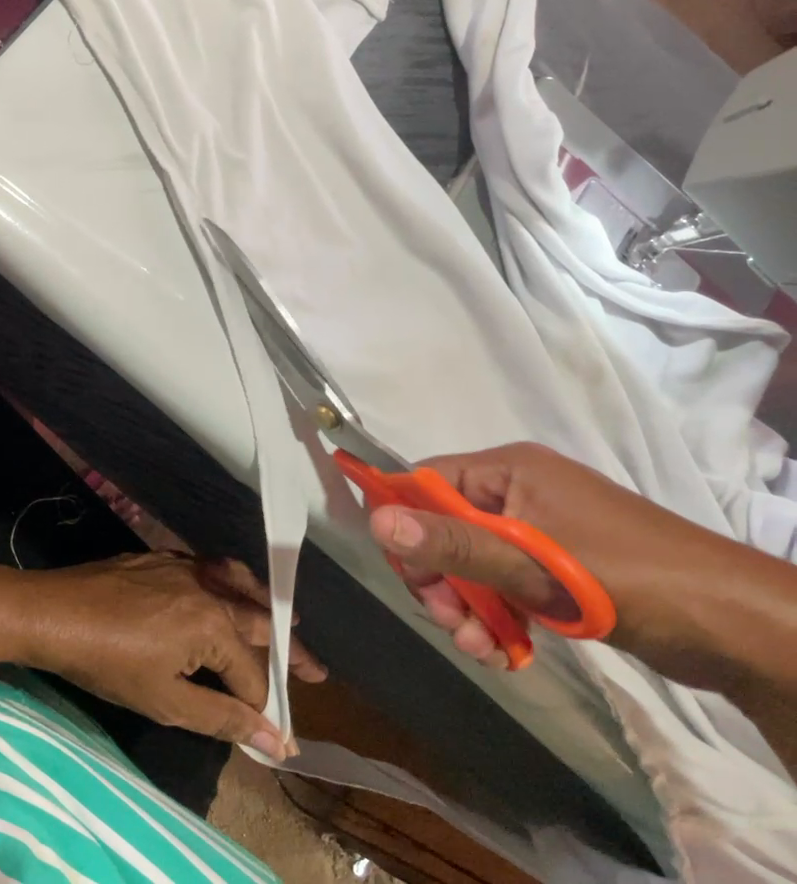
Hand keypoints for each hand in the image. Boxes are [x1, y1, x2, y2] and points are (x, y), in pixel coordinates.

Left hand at [25, 552, 325, 759]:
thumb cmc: (105, 662)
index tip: (273, 735)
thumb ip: (222, 718)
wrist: (47, 613)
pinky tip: (219, 592)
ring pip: (233, 582)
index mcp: (213, 624)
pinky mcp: (150, 558)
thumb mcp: (164, 701)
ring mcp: (176, 567)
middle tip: (315, 672)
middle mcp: (204, 588)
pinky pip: (201, 566)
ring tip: (283, 619)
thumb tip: (276, 741)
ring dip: (261, 604)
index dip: (261, 708)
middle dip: (289, 649)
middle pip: (257, 621)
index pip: (252, 675)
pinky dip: (223, 580)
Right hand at [365, 442, 753, 682]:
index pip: (423, 483)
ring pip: (469, 562)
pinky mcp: (558, 567)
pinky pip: (501, 582)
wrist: (745, 632)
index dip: (404, 526)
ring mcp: (540, 530)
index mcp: (509, 471)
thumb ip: (453, 543)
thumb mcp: (532, 564)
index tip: (411, 577)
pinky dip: (494, 616)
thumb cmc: (634, 580)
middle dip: (438, 580)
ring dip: (465, 607)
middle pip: (441, 528)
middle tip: (450, 622)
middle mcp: (518, 491)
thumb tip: (374, 520)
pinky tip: (502, 650)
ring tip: (480, 648)